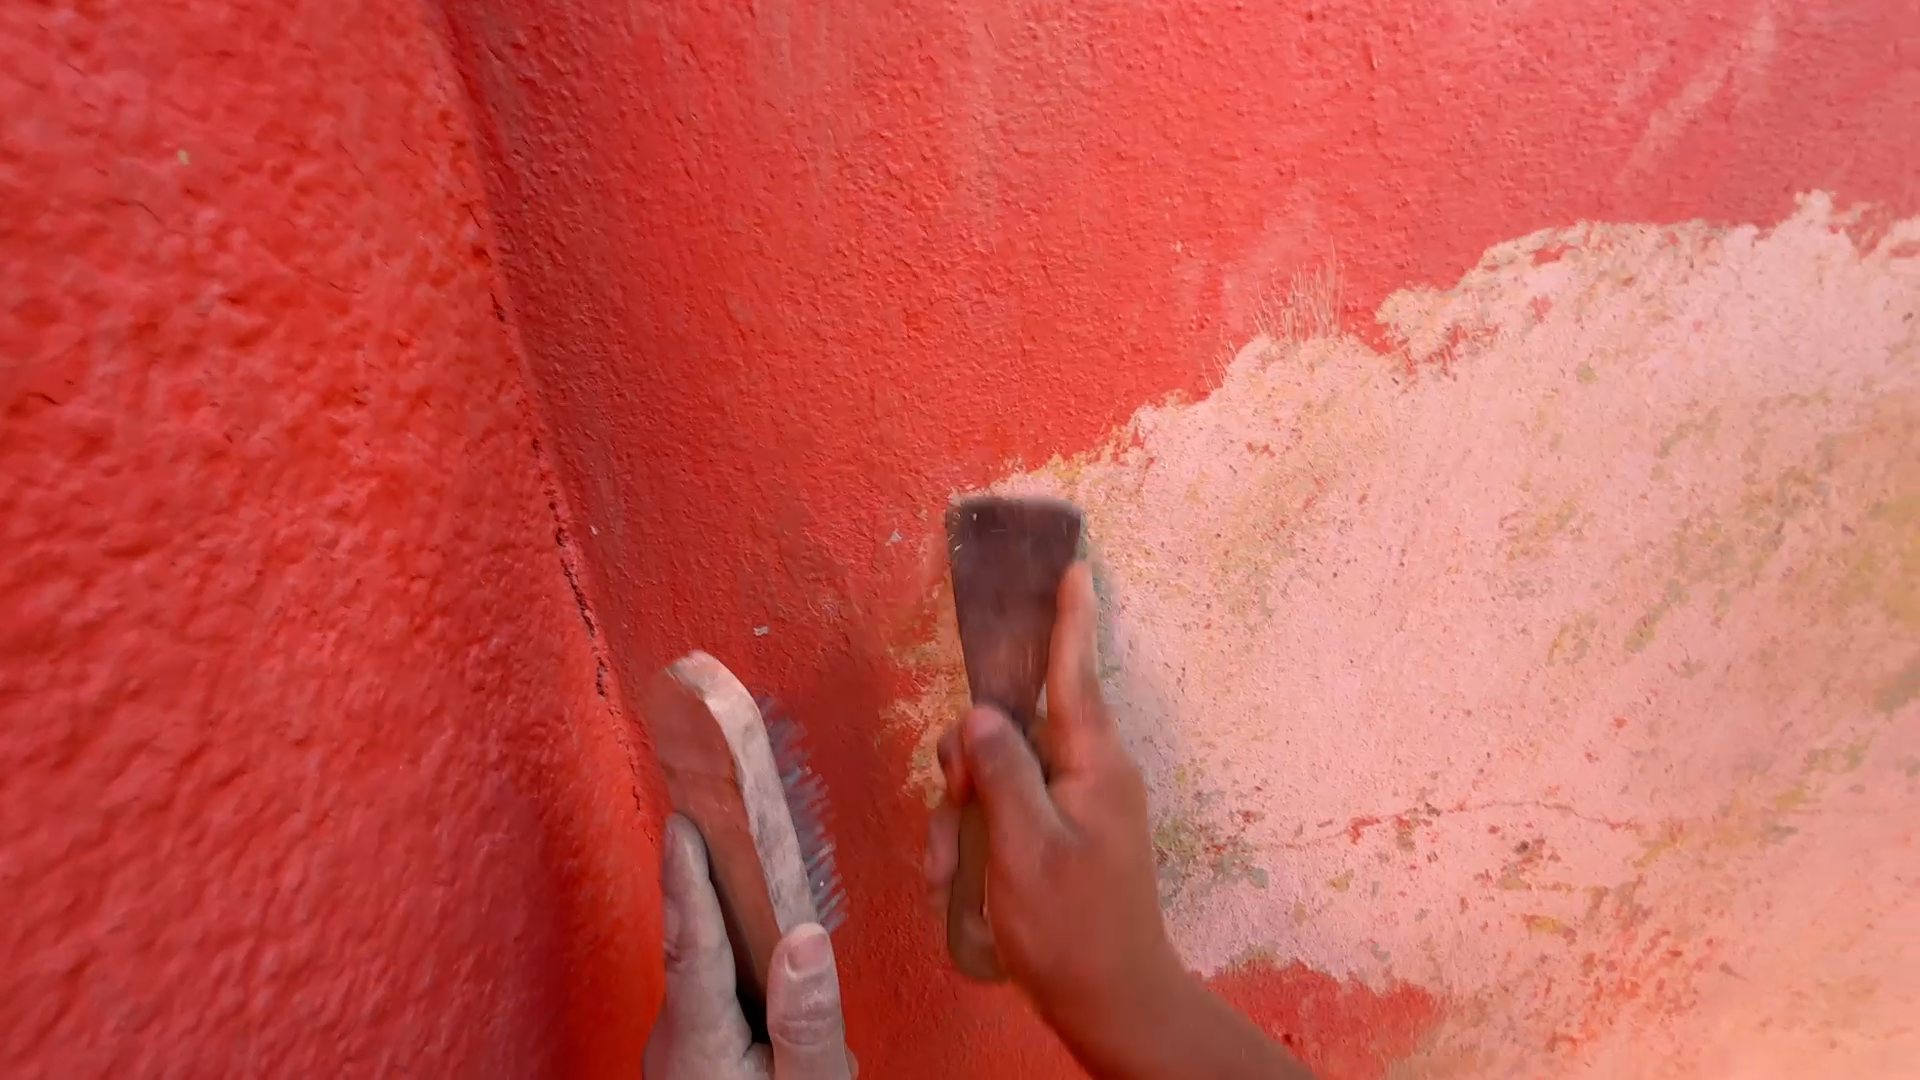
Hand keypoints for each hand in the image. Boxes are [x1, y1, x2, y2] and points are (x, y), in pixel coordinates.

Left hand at [645, 816, 853, 1079]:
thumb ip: (808, 1021)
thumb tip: (805, 934)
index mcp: (697, 1044)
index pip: (690, 943)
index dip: (685, 878)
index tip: (683, 820)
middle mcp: (676, 1038)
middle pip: (691, 940)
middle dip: (703, 876)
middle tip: (717, 810)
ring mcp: (683, 1045)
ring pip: (705, 960)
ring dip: (723, 906)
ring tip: (744, 848)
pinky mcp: (698, 1050)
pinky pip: (715, 979)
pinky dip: (735, 941)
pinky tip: (764, 929)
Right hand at [924, 564, 1311, 1079]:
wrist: (1110, 1002)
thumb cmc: (1073, 929)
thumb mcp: (1026, 851)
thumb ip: (1003, 775)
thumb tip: (978, 712)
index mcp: (1093, 762)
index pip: (1078, 674)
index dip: (1073, 619)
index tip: (1076, 569)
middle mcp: (1085, 767)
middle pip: (1013, 722)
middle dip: (971, 755)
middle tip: (956, 803)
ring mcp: (1070, 796)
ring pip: (998, 763)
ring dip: (964, 804)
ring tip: (952, 860)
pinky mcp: (1055, 821)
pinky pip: (1005, 800)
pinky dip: (975, 828)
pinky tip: (957, 872)